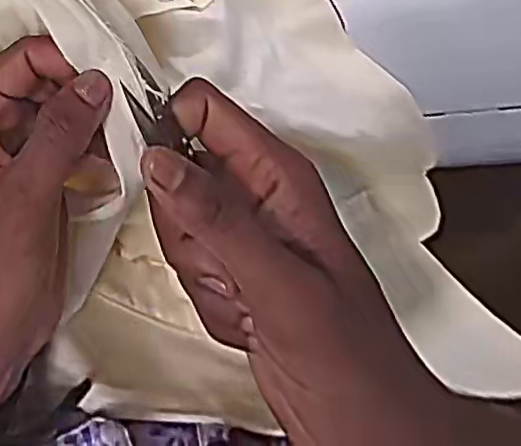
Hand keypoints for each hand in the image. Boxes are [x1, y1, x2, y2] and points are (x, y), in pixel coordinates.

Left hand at [0, 36, 112, 430]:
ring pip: (67, 106)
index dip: (66, 61)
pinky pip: (76, 137)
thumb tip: (96, 80)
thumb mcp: (22, 199)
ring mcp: (20, 145)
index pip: (24, 60)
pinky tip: (114, 160)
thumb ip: (59, 134)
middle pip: (49, 77)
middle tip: (127, 107)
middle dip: (87, 89)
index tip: (109, 78)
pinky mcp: (43, 170)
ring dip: (98, 118)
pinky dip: (98, 143)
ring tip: (124, 135)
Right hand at [143, 80, 520, 445]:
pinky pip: (182, 256)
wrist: (366, 424)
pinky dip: (203, 292)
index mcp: (276, 170)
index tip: (154, 167)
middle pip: (177, 164)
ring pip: (175, 216)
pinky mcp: (228, 261)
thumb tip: (161, 160)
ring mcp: (240, 226)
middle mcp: (256, 189)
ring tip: (239, 292)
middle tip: (218, 258)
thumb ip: (213, 216)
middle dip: (184, 222)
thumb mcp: (278, 282)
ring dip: (196, 265)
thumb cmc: (353, 356)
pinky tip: (243, 313)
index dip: (169, 125)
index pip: (204, 107)